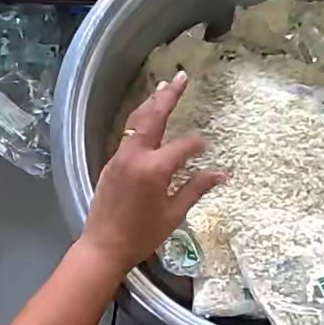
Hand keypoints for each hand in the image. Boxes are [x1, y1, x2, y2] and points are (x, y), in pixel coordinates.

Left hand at [78, 70, 223, 270]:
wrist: (103, 247)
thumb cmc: (141, 236)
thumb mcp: (173, 214)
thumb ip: (195, 189)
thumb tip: (220, 174)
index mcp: (154, 169)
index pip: (182, 147)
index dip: (197, 145)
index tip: (206, 146)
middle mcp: (134, 157)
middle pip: (153, 117)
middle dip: (168, 96)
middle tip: (181, 77)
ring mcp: (119, 158)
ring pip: (136, 122)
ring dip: (150, 103)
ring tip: (163, 87)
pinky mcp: (110, 163)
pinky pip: (127, 135)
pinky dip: (140, 121)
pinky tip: (147, 119)